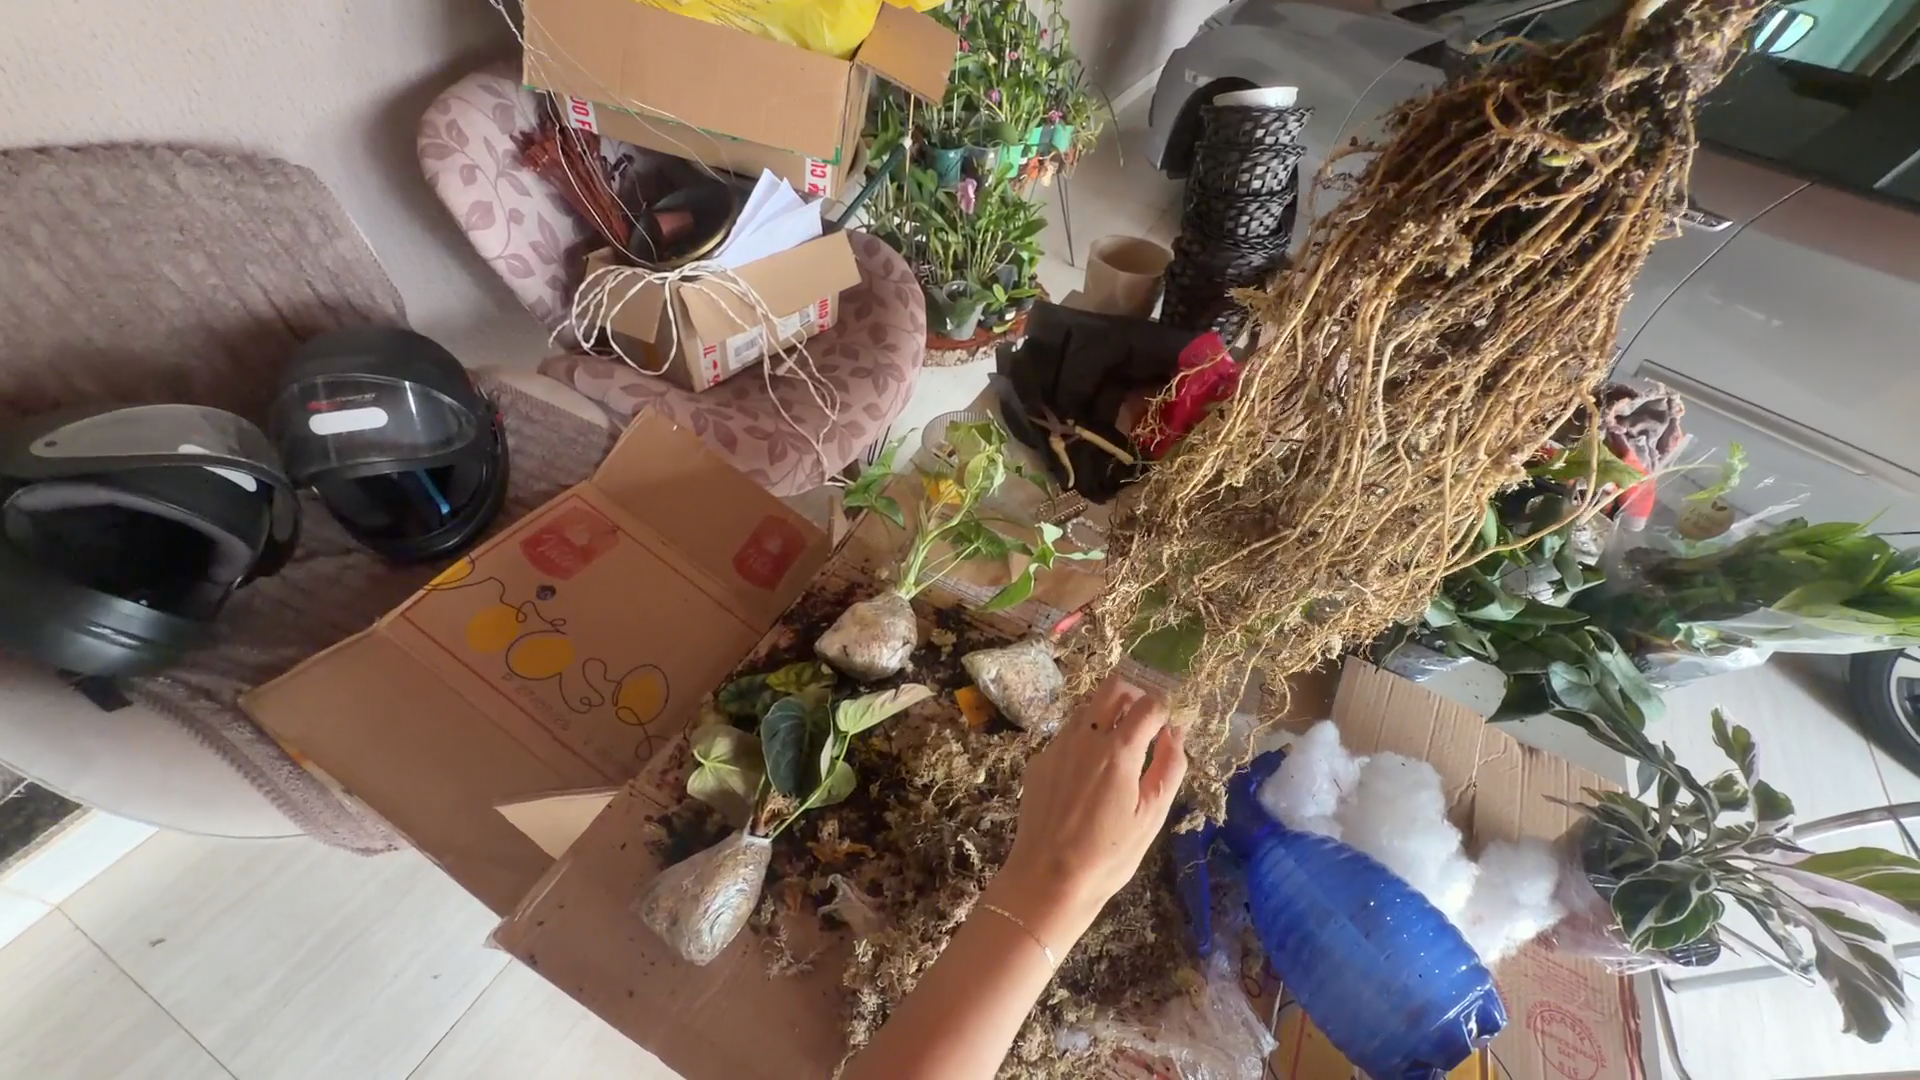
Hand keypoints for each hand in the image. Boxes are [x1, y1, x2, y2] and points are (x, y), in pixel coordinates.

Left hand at [986, 675, 1186, 953]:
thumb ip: (1168, 767)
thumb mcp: (1152, 815)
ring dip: (1108, 712)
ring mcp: (1058, 744)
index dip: (1165, 706)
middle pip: (1112, 687)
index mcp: (1118, 748)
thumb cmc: (1109, 853)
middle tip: (1147, 716)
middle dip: (1135, 692)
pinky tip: (1090, 769)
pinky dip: (1086, 736)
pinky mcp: (1040, 759)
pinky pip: (1068, 733)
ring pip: (1087, 707)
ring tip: (1122, 742)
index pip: (1149, 704)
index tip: (1172, 718)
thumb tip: (1176, 733)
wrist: (1047, 876)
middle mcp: (1085, 735)